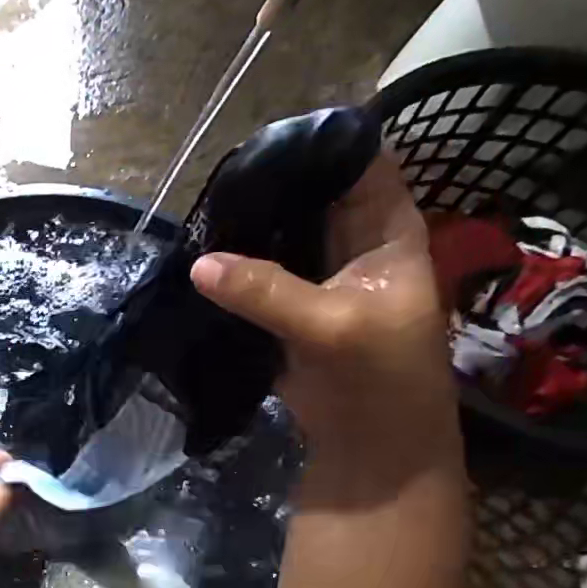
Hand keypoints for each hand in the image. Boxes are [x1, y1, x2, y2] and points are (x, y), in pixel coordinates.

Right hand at [190, 154, 458, 501]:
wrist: (373, 450)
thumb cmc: (380, 381)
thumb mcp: (332, 327)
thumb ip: (268, 291)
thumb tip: (198, 263)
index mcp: (388, 231)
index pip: (361, 162)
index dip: (320, 142)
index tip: (264, 137)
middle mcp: (356, 242)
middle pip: (315, 192)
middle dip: (274, 181)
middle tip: (220, 172)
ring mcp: (322, 272)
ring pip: (286, 230)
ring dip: (253, 221)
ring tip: (207, 203)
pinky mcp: (293, 302)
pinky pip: (264, 267)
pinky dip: (240, 259)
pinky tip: (207, 247)